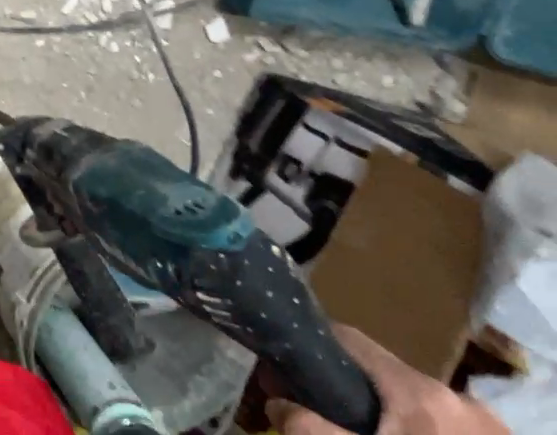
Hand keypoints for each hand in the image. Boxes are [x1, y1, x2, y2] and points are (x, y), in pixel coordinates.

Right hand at [265, 325, 506, 434]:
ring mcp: (490, 423)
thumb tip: (275, 402)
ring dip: (390, 415)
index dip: (312, 346)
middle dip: (351, 392)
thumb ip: (309, 428)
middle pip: (383, 375)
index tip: (287, 370)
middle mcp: (458, 396)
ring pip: (417, 402)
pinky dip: (423, 432)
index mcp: (419, 390)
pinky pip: (448, 425)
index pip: (349, 338)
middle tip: (327, 416)